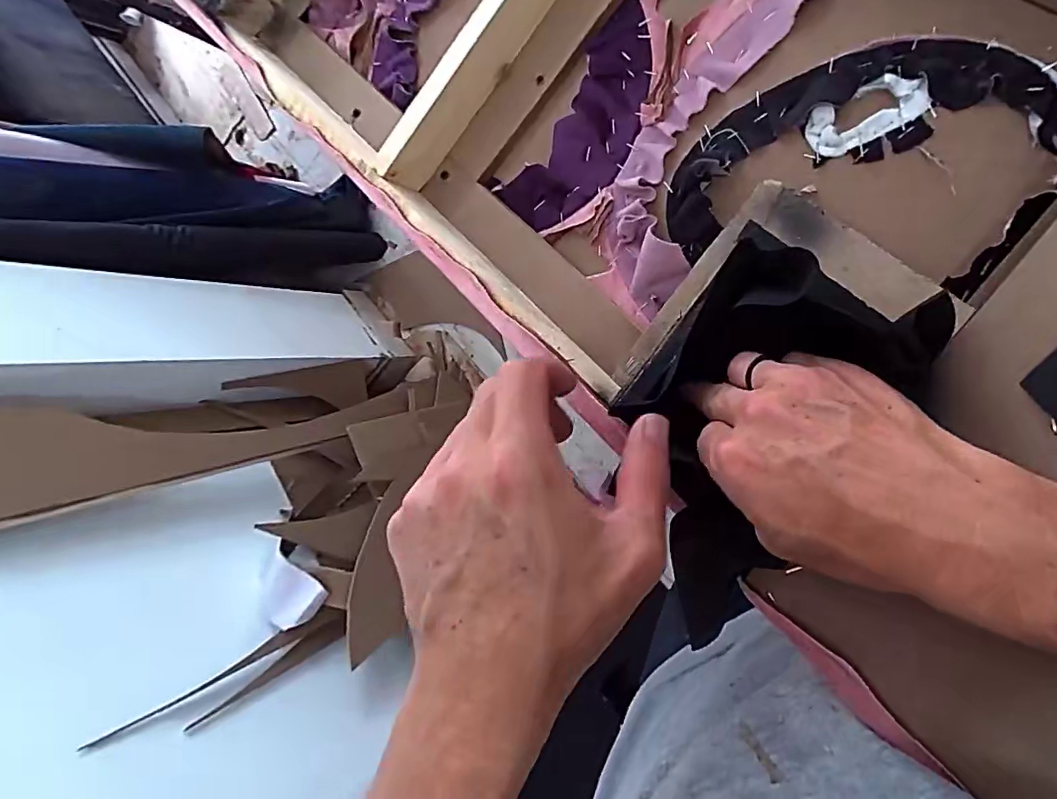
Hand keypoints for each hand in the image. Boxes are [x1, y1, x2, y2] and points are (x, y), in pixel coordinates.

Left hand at [387, 359, 669, 708]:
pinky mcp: (405, 525)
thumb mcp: (636, 542)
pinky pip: (441, 470)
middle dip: (530, 401)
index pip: (518, 375)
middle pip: (489, 396)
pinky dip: (474, 471)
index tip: (571, 394)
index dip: (549, 371)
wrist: (487, 686)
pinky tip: (497, 515)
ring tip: (532, 480)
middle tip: (562, 436)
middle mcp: (462, 468)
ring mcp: (425, 497)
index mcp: (519, 462)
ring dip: (503, 437)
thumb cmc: (568, 614)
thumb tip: (651, 424)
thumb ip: (649, 470)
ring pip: (465, 432)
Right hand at [689, 352, 1040, 598]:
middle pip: (716, 391)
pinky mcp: (835, 365)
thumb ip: (749, 497)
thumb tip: (746, 479)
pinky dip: (795, 372)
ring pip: (752, 364)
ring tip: (770, 395)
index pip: (703, 438)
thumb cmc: (857, 540)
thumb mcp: (781, 541)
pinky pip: (798, 358)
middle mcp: (758, 410)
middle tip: (731, 413)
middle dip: (718, 403)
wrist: (928, 505)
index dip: (716, 447)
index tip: (727, 451)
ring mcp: (798, 380)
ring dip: (753, 380)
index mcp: (734, 458)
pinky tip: (813, 391)